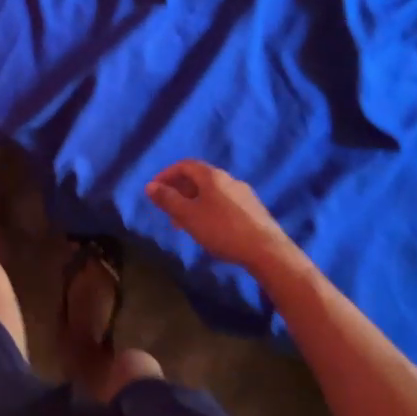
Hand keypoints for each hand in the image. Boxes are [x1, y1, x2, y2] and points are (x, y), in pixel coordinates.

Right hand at [146, 159, 284, 266]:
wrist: (266, 250)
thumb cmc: (222, 229)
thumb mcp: (188, 215)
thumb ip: (167, 199)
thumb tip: (150, 186)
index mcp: (212, 176)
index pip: (184, 165)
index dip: (166, 175)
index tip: (154, 190)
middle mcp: (229, 179)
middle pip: (198, 177)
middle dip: (179, 190)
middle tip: (167, 207)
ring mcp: (243, 194)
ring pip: (211, 192)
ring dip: (193, 201)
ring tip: (184, 222)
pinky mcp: (253, 209)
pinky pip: (223, 202)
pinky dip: (208, 208)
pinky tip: (208, 227)